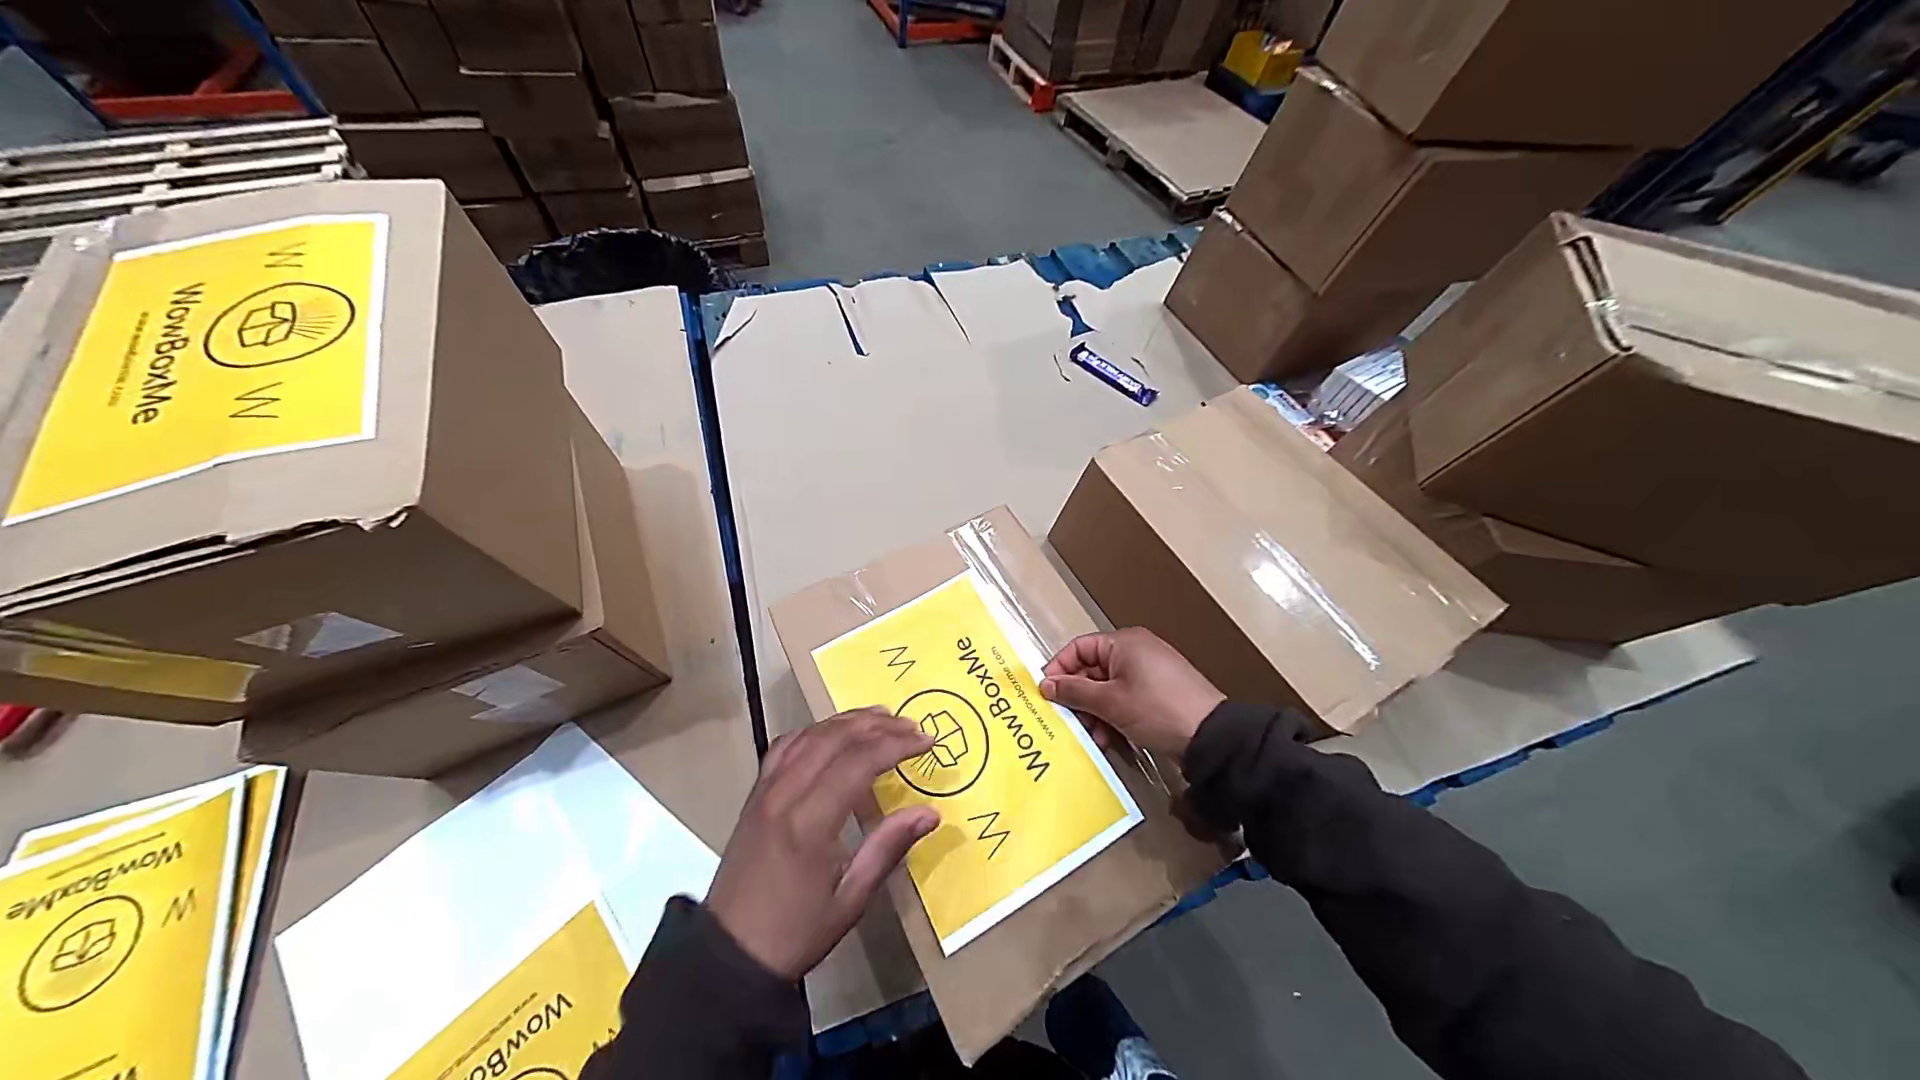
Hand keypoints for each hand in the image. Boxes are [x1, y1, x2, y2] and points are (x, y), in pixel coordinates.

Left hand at [706, 707, 939, 980]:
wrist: (729, 953)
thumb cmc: (795, 931)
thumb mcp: (850, 898)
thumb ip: (888, 847)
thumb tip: (930, 812)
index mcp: (809, 821)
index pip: (858, 761)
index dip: (896, 745)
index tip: (927, 742)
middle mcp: (784, 794)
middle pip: (834, 738)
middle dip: (877, 725)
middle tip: (911, 726)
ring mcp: (765, 790)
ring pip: (809, 735)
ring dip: (847, 721)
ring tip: (881, 719)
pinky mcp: (755, 794)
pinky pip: (785, 746)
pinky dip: (815, 731)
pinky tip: (832, 734)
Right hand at [1040, 628, 1223, 760]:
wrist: (1210, 737)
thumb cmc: (1163, 710)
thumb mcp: (1110, 702)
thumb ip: (1074, 692)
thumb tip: (1049, 685)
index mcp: (1123, 643)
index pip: (1078, 648)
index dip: (1059, 669)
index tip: (1047, 692)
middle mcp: (1135, 652)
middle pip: (1091, 669)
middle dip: (1078, 697)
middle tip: (1068, 718)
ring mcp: (1147, 673)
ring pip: (1106, 688)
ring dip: (1094, 712)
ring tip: (1092, 734)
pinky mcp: (1157, 693)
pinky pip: (1123, 699)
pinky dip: (1112, 716)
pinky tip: (1110, 738)